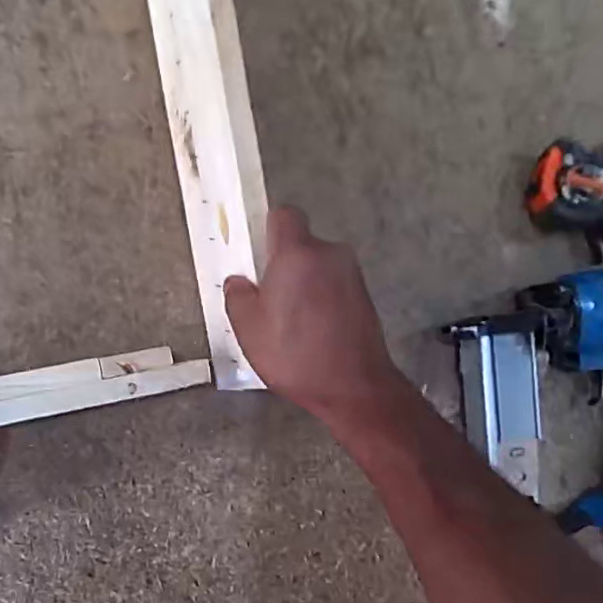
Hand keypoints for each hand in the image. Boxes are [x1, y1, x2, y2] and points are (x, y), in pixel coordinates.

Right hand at [225, 206, 408, 425]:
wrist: (353, 387)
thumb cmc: (295, 354)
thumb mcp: (249, 329)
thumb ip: (238, 296)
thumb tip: (239, 282)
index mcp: (298, 253)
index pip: (284, 215)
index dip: (267, 232)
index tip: (258, 259)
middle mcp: (329, 254)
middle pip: (300, 245)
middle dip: (283, 266)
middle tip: (268, 301)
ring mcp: (351, 274)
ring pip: (317, 267)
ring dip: (303, 284)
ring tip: (291, 323)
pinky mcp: (364, 296)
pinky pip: (332, 285)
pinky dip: (321, 299)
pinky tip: (313, 332)